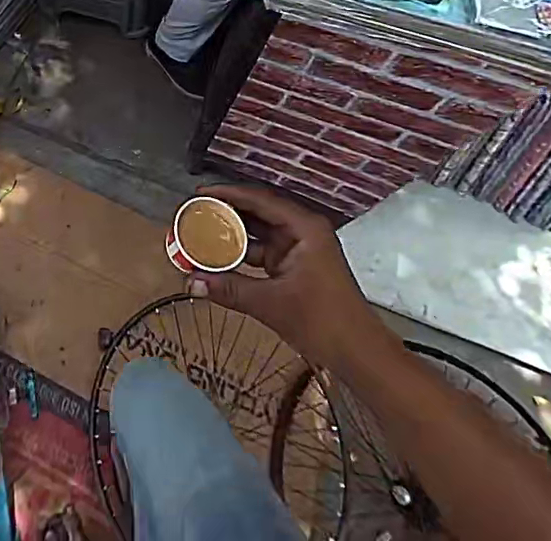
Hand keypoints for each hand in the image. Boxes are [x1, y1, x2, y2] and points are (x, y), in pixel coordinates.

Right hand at [185, 184, 394, 372]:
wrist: (361, 356)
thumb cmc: (324, 322)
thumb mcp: (271, 303)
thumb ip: (229, 289)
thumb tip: (190, 283)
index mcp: (304, 228)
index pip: (259, 199)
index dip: (227, 193)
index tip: (198, 194)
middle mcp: (302, 231)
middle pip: (257, 211)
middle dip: (225, 210)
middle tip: (194, 210)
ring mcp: (299, 248)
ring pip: (257, 231)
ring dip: (230, 231)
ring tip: (199, 228)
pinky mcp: (294, 265)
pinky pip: (260, 250)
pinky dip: (239, 251)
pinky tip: (216, 255)